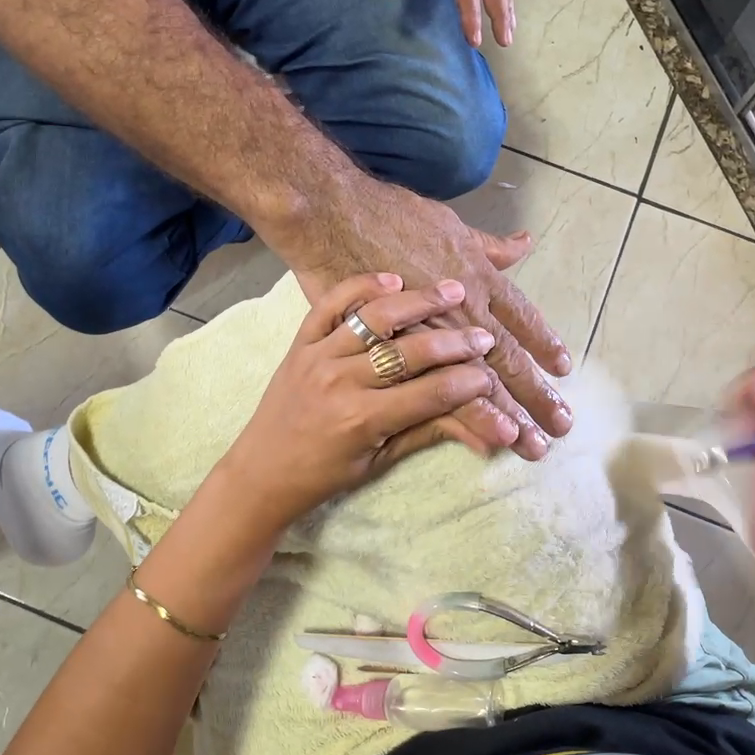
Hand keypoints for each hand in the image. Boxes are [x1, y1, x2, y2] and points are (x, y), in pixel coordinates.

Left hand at [214, 273, 500, 531]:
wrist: (261, 472)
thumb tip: (490, 432)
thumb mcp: (380, 460)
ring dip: (420, 303)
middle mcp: (341, 381)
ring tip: (453, 291)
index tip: (493, 375)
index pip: (430, 393)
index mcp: (362, 420)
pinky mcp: (301, 340)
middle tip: (486, 336)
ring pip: (377, 318)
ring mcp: (319, 355)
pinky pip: (332, 303)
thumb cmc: (324, 475)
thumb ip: (430, 433)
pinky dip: (362, 286)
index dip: (468, 384)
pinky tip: (393, 279)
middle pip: (411, 352)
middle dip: (457, 344)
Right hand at [286, 176, 571, 460]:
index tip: (565, 367)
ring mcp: (425, 338)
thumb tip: (525, 244)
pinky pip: (431, 400)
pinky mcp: (390, 360)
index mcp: (474, 277)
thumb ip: (485, 246)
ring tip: (530, 444)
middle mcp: (458, 312)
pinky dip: (461, 420)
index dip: (542, 342)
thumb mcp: (446, 224)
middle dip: (536, 395)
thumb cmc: (386, 215)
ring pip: (474, 387)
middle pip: (505, 360)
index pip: (519, 316)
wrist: (329, 215)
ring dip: (504, 415)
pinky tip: (481, 441)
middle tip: (563, 425)